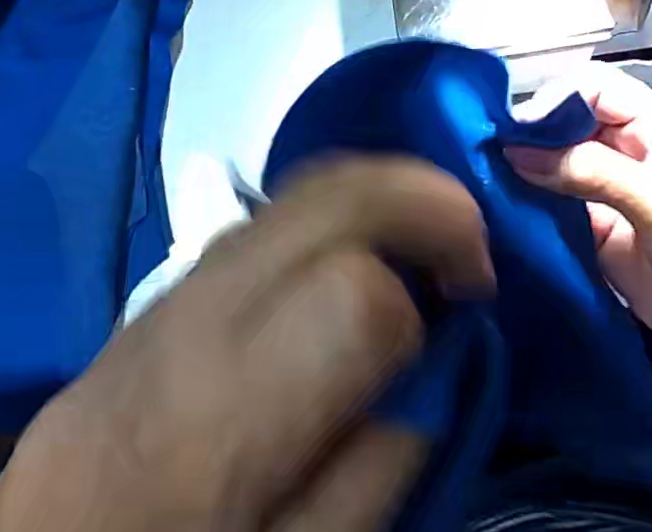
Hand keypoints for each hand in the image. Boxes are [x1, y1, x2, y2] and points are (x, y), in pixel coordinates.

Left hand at [0, 157, 494, 531]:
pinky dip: (341, 204)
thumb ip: (378, 466)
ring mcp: (187, 276)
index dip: (418, 309)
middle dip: (422, 200)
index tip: (450, 332)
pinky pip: (276, 208)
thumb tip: (435, 367)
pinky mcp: (180, 273)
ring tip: (429, 239)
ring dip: (385, 191)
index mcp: (233, 403)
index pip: (355, 294)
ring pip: (304, 185)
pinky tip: (364, 243)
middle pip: (334, 196)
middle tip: (471, 250)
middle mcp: (209, 307)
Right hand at [505, 64, 651, 363]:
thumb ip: (593, 172)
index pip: (594, 89)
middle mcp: (626, 148)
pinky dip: (528, 201)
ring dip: (525, 165)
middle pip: (568, 121)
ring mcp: (607, 188)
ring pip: (554, 161)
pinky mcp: (592, 226)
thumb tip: (516, 152)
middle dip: (533, 131)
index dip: (556, 99)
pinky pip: (551, 204)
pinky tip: (504, 202)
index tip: (519, 129)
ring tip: (488, 172)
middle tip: (492, 150)